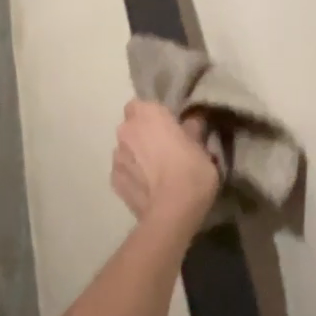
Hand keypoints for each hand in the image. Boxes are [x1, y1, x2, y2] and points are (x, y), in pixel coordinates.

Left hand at [111, 100, 219, 225]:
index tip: (169, 127)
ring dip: (137, 154)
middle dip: (144, 133)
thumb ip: (193, 129)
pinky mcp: (113, 179)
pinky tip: (148, 187)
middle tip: (164, 148)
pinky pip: (124, 170)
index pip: (143, 104)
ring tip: (155, 172)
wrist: (172, 211)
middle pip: (132, 126)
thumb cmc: (191, 170)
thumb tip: (192, 120)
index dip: (154, 115)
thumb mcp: (202, 146)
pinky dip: (133, 175)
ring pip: (126, 148)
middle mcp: (126, 129)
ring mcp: (116, 155)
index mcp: (147, 113)